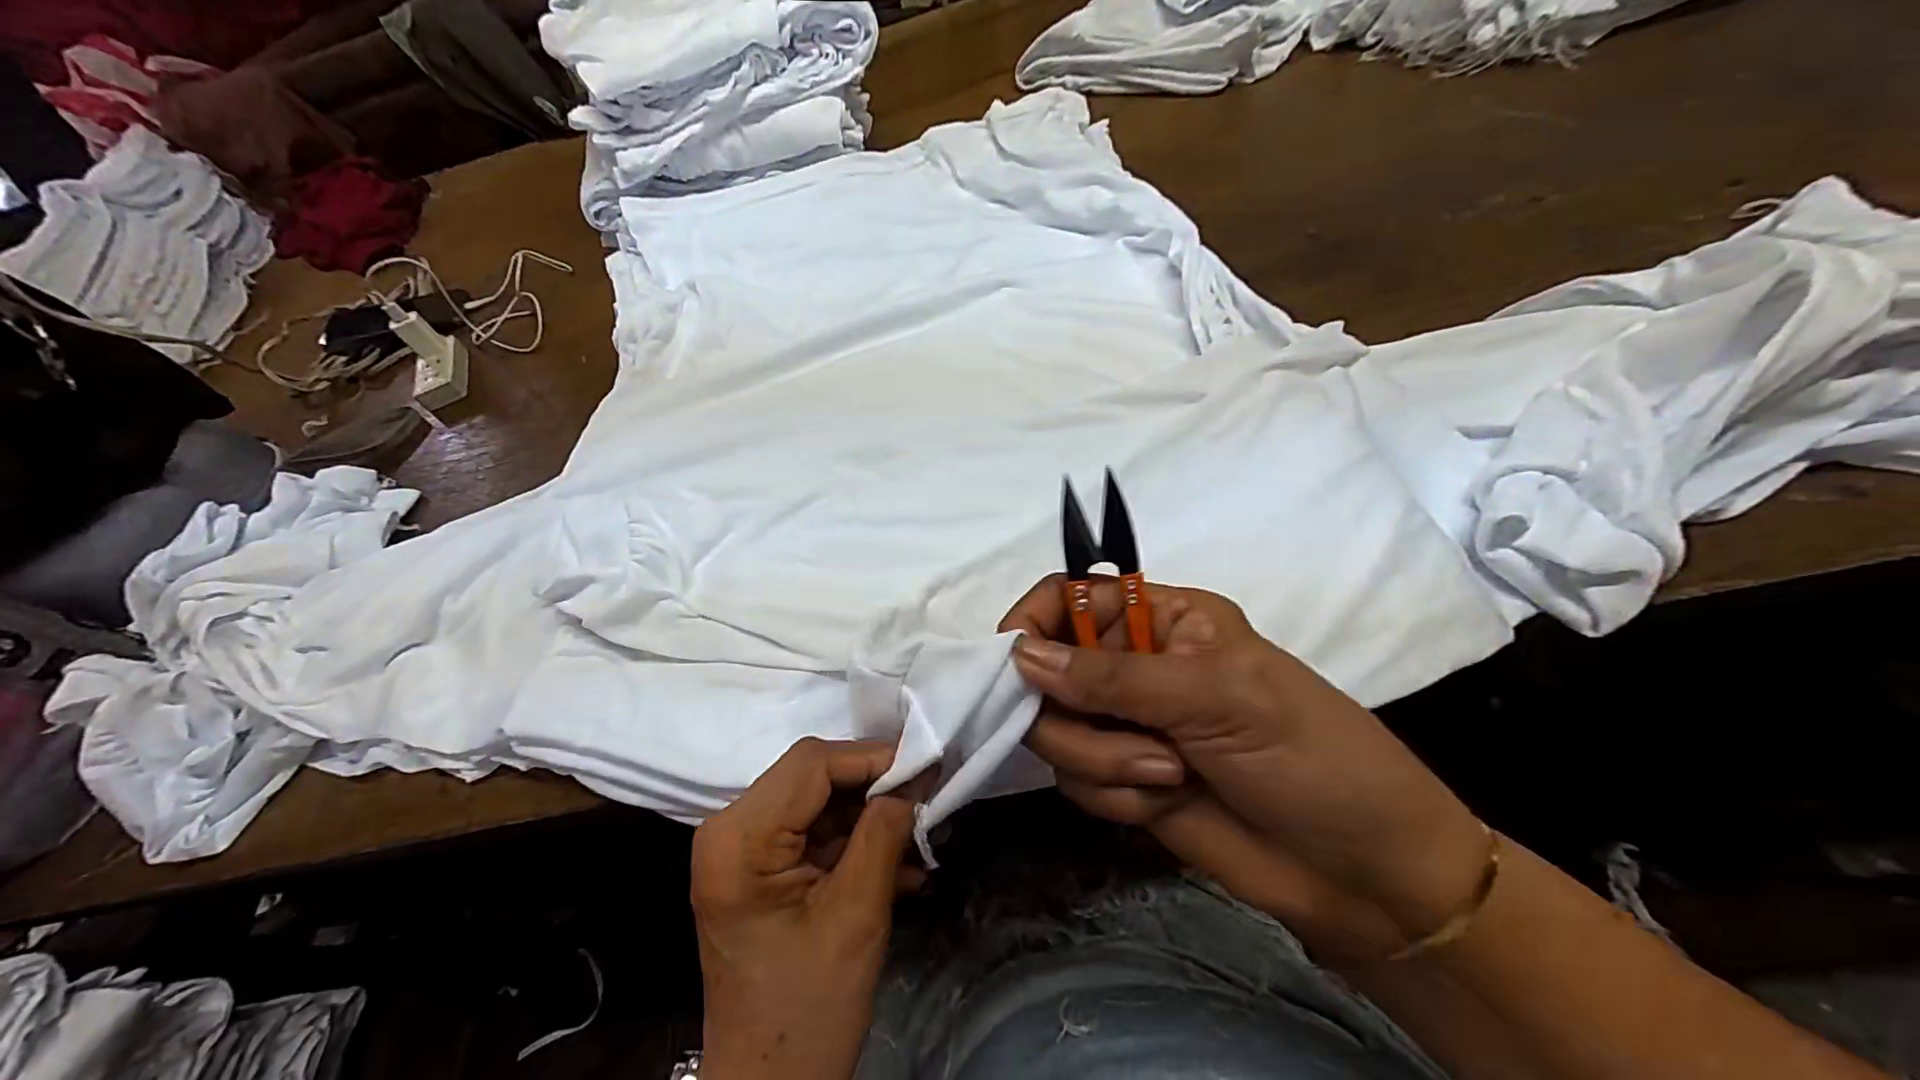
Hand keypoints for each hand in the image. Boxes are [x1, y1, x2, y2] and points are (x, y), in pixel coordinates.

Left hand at [691, 738, 924, 1079]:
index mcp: (738, 839)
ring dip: (870, 816)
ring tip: (920, 839)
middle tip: (927, 799)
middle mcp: (729, 830)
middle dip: (874, 786)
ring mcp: (741, 849)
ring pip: (818, 800)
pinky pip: (813, 832)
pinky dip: (855, 841)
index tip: (927, 768)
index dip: (873, 758)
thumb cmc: (808, 1008)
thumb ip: (883, 834)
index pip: (811, 764)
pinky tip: (899, 867)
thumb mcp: (856, 915)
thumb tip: (914, 777)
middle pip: (812, 776)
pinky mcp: (758, 868)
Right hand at [1000, 576, 1491, 966]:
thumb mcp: (1216, 696)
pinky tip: (1163, 805)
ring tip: (1170, 776)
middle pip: (1048, 673)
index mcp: (1163, 620)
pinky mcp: (1123, 780)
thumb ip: (1112, 677)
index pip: (1070, 598)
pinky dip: (1112, 796)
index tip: (1009, 663)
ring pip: (1054, 732)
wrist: (1360, 875)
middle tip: (1139, 742)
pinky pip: (1075, 779)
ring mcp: (1126, 726)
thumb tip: (1018, 655)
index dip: (1034, 623)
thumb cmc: (1307, 755)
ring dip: (1103, 761)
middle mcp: (1134, 666)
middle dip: (1078, 716)